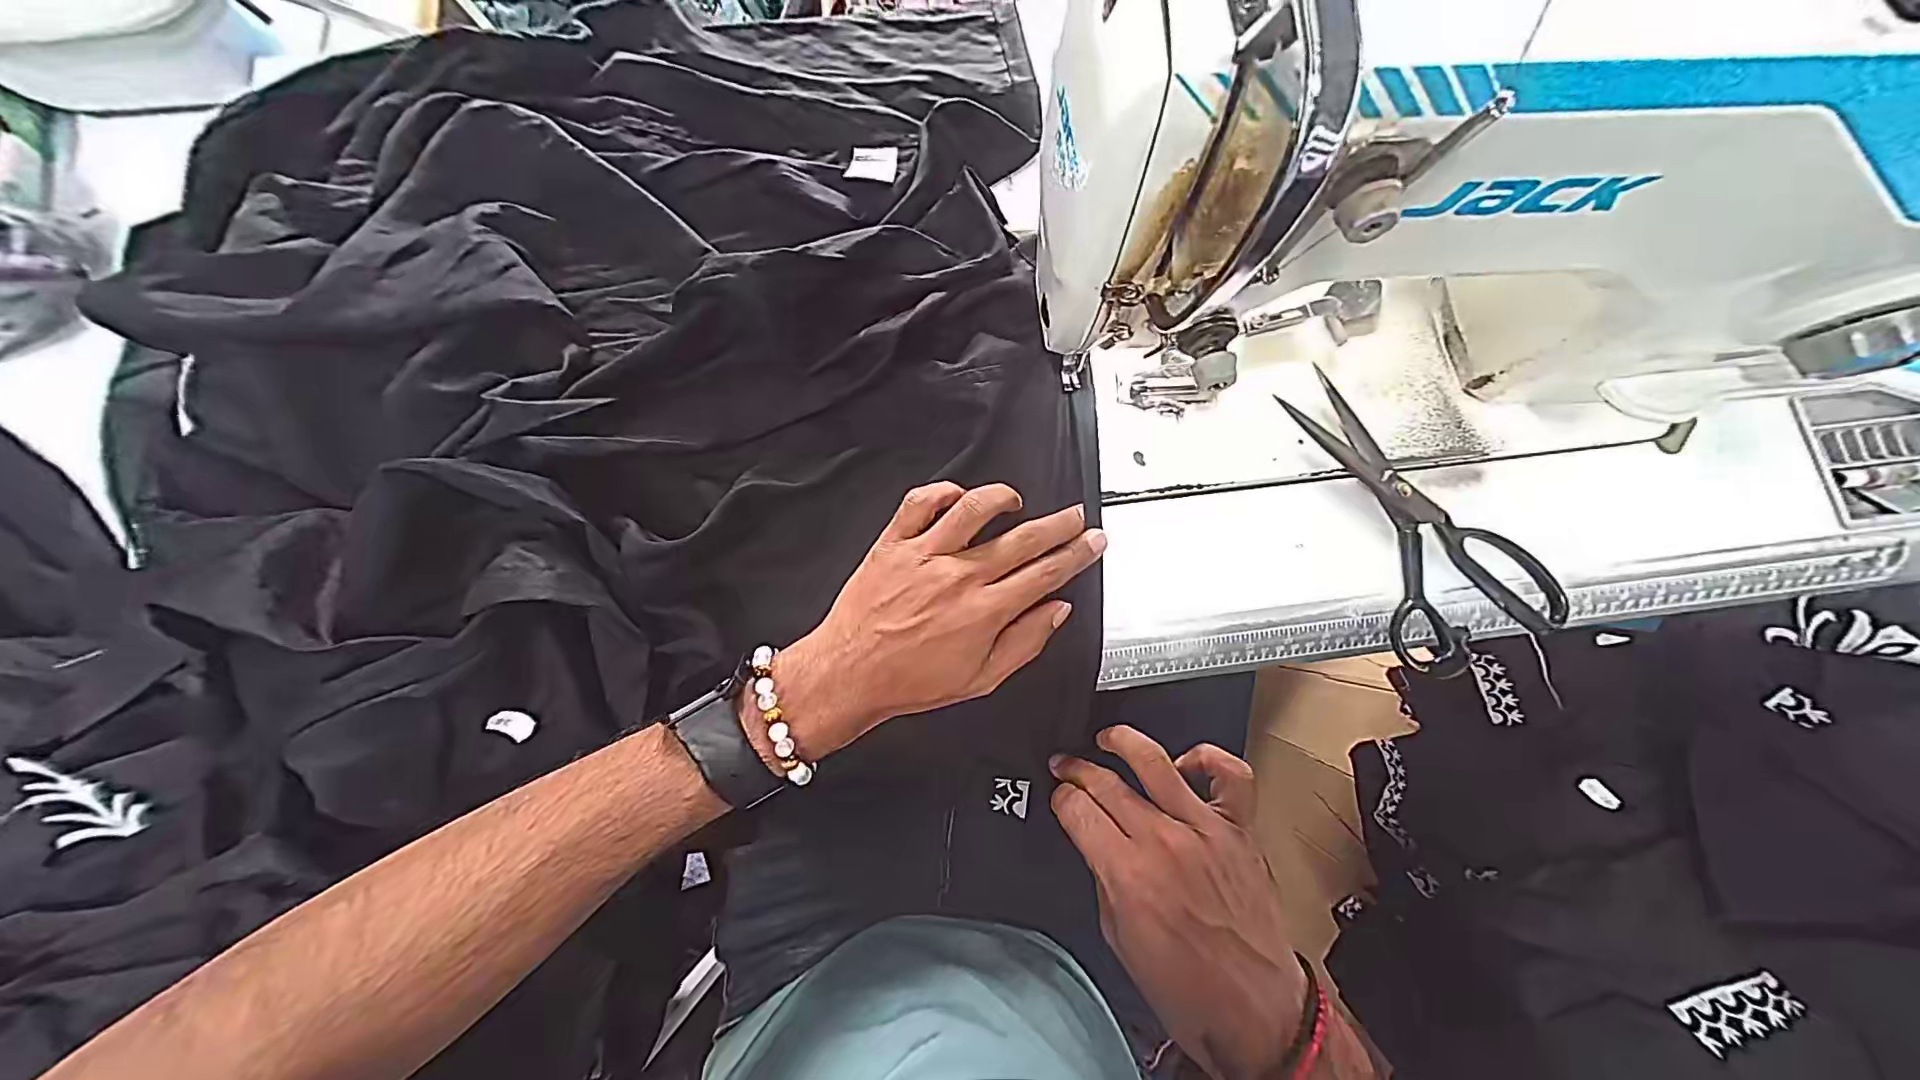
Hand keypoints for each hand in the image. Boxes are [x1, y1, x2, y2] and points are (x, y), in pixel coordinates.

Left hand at [766, 482, 1104, 759]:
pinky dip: (942, 492)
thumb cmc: (908, 681)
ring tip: (1017, 501)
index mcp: (984, 611)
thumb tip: (1056, 612)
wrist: (849, 673)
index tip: (1091, 541)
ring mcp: (924, 556)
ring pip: (975, 509)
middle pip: (1023, 539)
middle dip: (1059, 524)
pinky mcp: (893, 545)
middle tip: (1074, 516)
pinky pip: (919, 504)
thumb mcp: (981, 679)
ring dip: (1004, 498)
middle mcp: (958, 577)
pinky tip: (956, 496)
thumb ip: (1025, 642)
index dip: (1076, 553)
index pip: (1046, 573)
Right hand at [1052, 727, 1303, 1079]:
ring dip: (1123, 741)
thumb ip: (1103, 879)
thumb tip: (1094, 843)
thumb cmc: (1193, 992)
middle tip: (1067, 767)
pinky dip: (1207, 758)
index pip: (1076, 808)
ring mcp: (1205, 831)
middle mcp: (1164, 844)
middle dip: (1076, 769)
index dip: (1060, 797)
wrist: (1259, 1014)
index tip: (1060, 797)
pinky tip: (1185, 762)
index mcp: (1128, 875)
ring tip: (1109, 739)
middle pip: (1105, 782)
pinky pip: (1229, 774)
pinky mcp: (1239, 831)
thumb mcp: (1121, 940)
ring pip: (1155, 761)